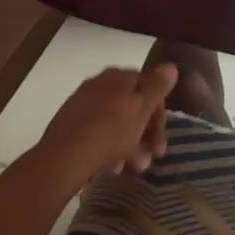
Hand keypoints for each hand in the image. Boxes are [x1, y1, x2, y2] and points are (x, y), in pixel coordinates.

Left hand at [28, 64, 177, 191]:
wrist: (62, 157)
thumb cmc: (109, 132)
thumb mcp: (140, 109)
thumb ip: (157, 87)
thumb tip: (171, 66)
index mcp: (119, 76)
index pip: (149, 88)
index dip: (160, 115)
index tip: (162, 144)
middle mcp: (101, 83)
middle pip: (132, 105)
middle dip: (146, 132)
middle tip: (151, 158)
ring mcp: (83, 102)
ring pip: (117, 121)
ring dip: (131, 143)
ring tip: (134, 168)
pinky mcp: (70, 123)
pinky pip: (99, 132)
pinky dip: (111, 146)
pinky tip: (112, 165)